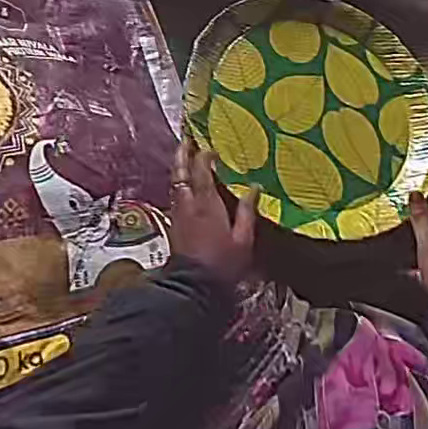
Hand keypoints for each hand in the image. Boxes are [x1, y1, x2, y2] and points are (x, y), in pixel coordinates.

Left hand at [169, 138, 257, 282]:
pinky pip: (175, 196)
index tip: (213, 148)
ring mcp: (178, 214)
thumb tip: (255, 187)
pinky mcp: (173, 225)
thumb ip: (247, 211)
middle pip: (181, 172)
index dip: (205, 155)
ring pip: (175, 183)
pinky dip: (179, 184)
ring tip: (185, 156)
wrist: (193, 289)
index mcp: (207, 202)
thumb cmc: (222, 263)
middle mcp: (188, 204)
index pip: (201, 169)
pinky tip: (185, 185)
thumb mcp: (243, 239)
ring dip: (179, 167)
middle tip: (186, 139)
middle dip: (183, 154)